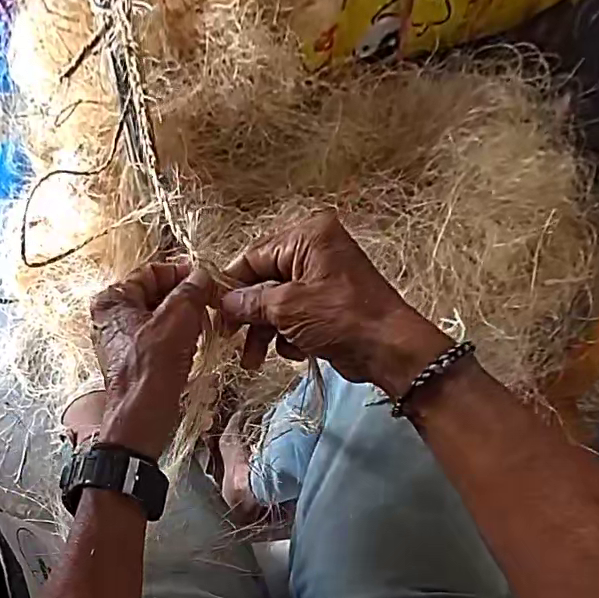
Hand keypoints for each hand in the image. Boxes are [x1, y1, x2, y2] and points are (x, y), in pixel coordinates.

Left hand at [89, 262, 219, 459]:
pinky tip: (191, 348)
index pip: (152, 272)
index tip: (204, 279)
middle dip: (185, 299)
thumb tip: (201, 277)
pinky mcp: (133, 362)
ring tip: (201, 328)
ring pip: (160, 319)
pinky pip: (159, 341)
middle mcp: (111, 320)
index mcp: (112, 301)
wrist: (141, 418)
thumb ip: (191, 290)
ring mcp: (121, 342)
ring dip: (184, 321)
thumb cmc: (150, 372)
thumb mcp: (178, 319)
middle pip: (157, 295)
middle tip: (207, 304)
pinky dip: (177, 340)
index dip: (181, 273)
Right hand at [220, 211, 454, 395]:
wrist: (386, 348)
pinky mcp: (324, 305)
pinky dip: (286, 337)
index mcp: (306, 236)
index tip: (212, 312)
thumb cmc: (340, 317)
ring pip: (274, 305)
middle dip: (247, 316)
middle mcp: (312, 251)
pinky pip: (291, 318)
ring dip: (263, 334)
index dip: (230, 286)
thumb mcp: (287, 307)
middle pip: (262, 283)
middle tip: (229, 340)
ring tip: (254, 361)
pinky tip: (295, 352)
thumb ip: (250, 302)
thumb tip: (222, 302)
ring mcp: (319, 279)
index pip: (253, 257)